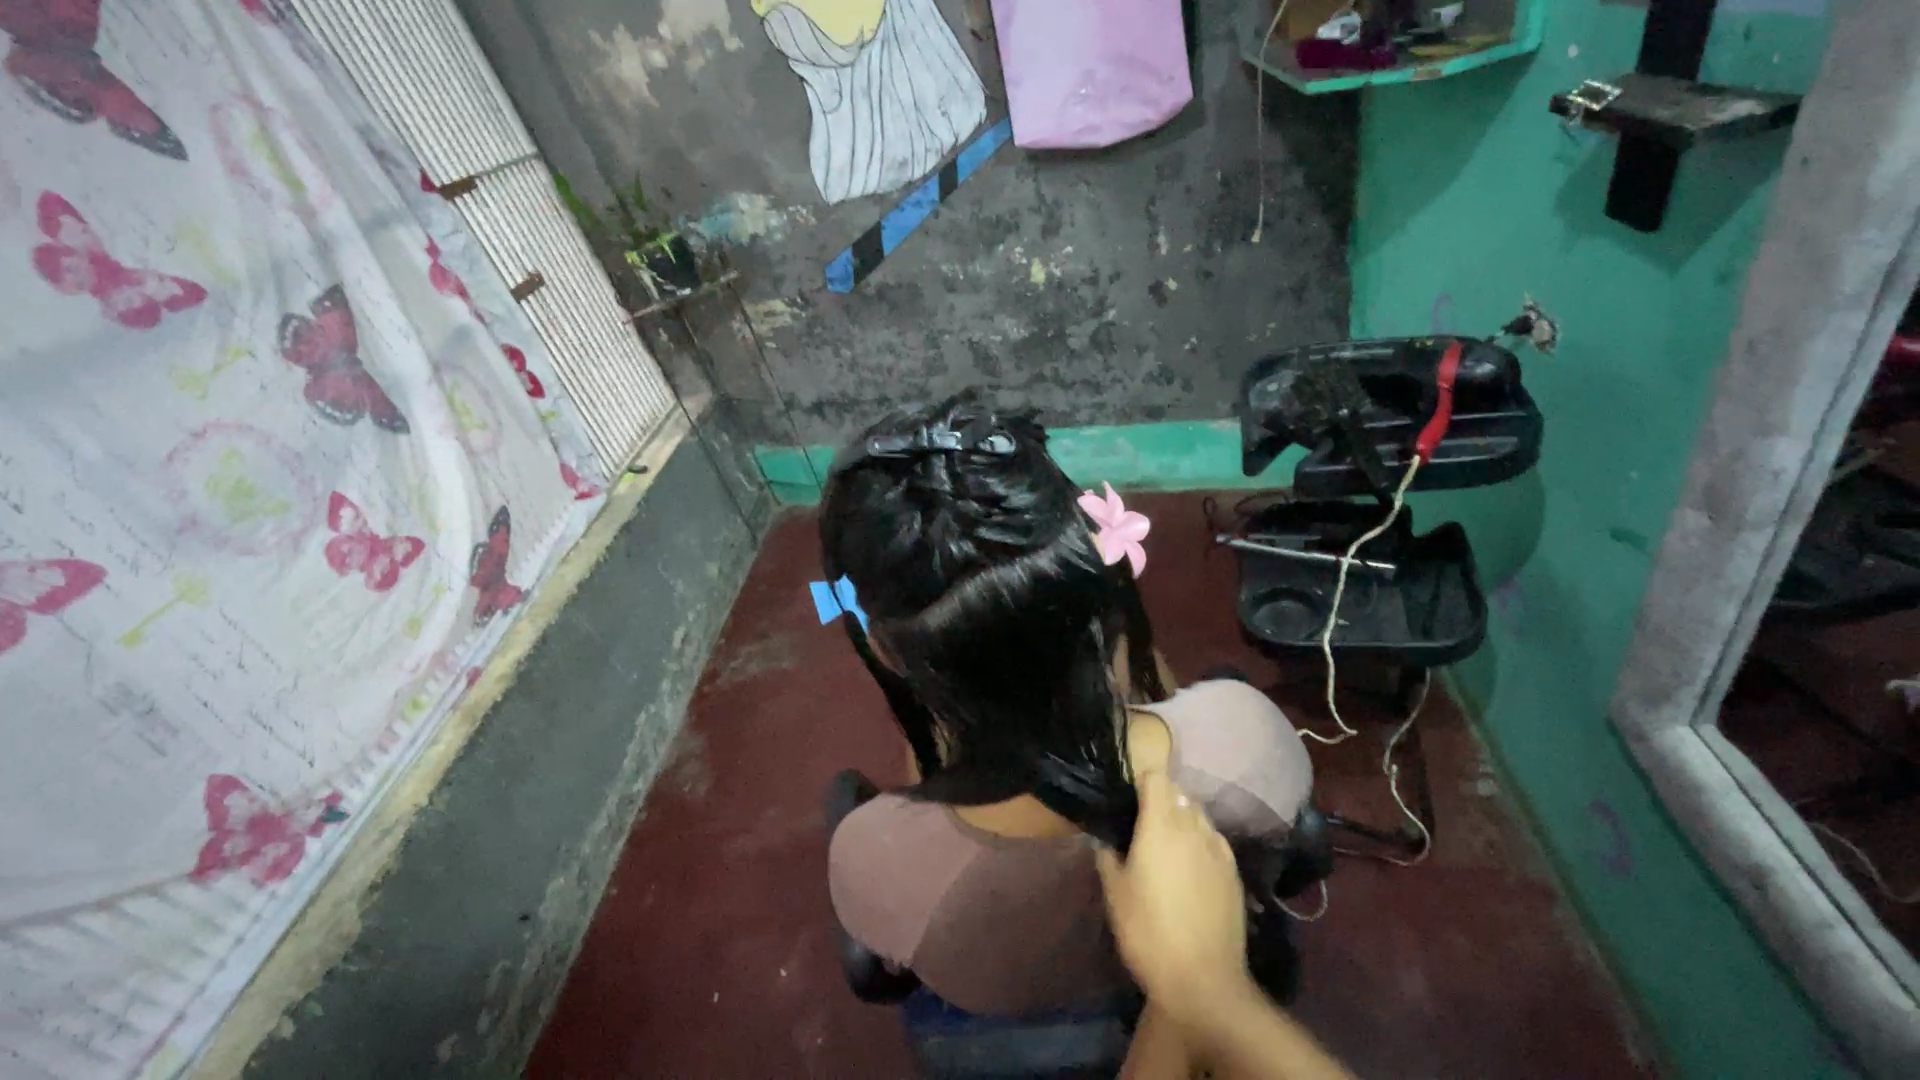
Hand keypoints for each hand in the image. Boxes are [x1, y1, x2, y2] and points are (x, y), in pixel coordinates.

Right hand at [1095, 771, 1252, 1027]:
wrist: (1203, 979)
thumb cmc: (1148, 931)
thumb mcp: (1115, 894)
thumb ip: (1108, 857)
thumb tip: (1104, 839)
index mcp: (1160, 825)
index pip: (1157, 778)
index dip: (1142, 779)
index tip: (1127, 794)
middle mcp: (1193, 827)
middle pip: (1179, 794)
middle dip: (1162, 799)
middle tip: (1141, 822)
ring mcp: (1219, 849)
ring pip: (1200, 816)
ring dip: (1183, 819)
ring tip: (1167, 844)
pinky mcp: (1235, 872)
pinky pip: (1215, 840)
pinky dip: (1201, 841)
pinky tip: (1191, 865)